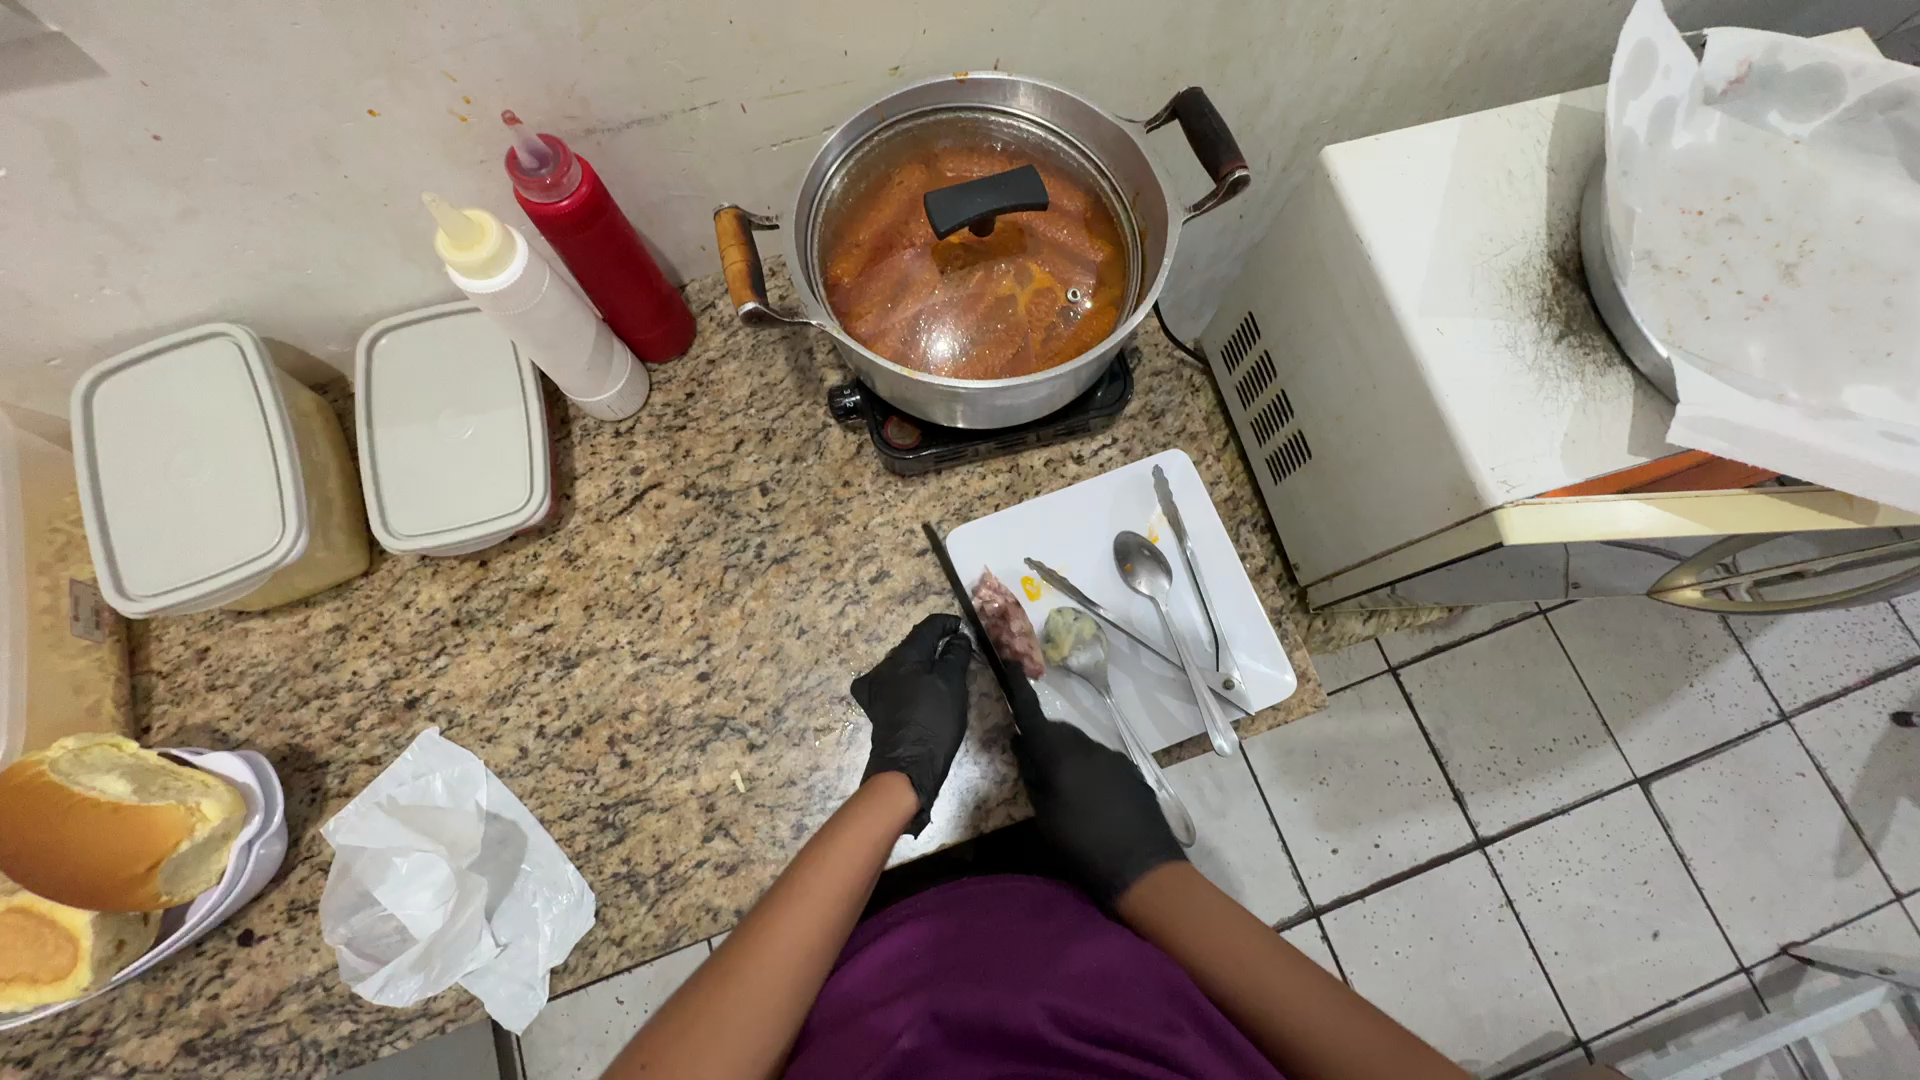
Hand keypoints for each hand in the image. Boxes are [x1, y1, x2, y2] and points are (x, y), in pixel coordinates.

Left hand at [850, 614, 973, 835]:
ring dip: (921, 662)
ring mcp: (875, 687)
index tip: (961, 627)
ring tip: (942, 669)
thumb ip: (955, 654)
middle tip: (956, 649)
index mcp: (902, 656)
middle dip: (933, 643)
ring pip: (902, 664)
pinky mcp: (875, 706)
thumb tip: (958, 636)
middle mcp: (883, 667)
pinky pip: (894, 682)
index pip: (925, 627)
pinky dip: (908, 679)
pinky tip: (917, 688)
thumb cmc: (934, 721)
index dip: (945, 623)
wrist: (907, 766)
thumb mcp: (952, 683)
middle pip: (912, 645)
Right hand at [1008, 675, 1186, 905]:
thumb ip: (1032, 777)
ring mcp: (1114, 758)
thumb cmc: (1082, 849)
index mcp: (1060, 756)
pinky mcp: (1132, 772)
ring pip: (1080, 745)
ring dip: (1066, 755)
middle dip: (1043, 737)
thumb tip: (1021, 745)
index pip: (1033, 716)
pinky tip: (1088, 797)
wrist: (1144, 870)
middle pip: (1058, 730)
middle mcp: (1088, 747)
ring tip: (1059, 786)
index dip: (1019, 689)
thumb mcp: (1044, 817)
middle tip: (1030, 760)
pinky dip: (1087, 768)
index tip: (1012, 664)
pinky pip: (1100, 760)